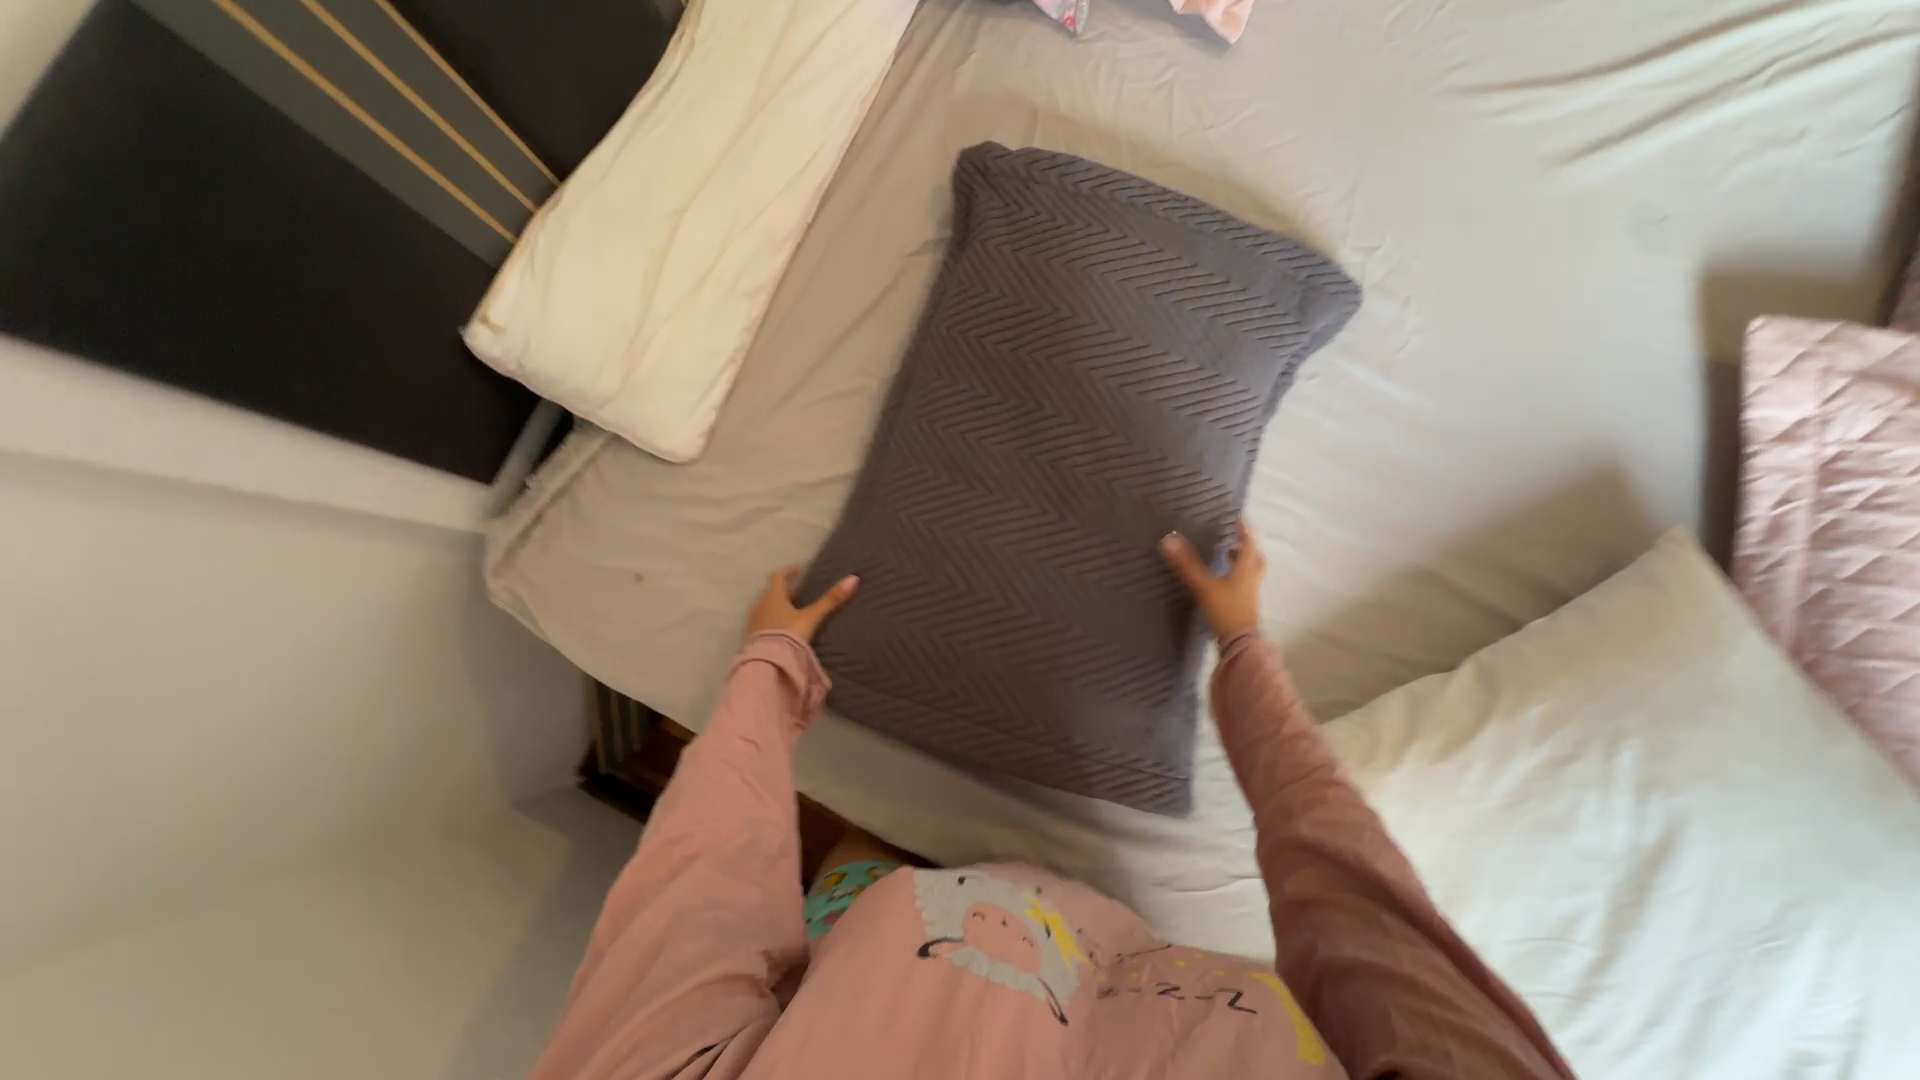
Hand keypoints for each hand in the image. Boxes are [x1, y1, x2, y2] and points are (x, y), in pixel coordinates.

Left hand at [746, 566, 858, 643]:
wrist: (768, 662)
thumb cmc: (789, 634)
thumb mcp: (811, 617)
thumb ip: (830, 600)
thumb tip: (853, 579)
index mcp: (773, 596)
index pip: (777, 577)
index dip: (787, 571)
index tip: (797, 569)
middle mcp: (761, 605)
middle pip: (772, 593)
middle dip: (785, 591)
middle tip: (799, 592)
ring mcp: (756, 622)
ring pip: (767, 608)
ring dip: (778, 606)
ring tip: (792, 610)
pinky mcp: (754, 636)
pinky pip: (764, 622)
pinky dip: (774, 620)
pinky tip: (784, 629)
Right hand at [1159, 521, 1266, 643]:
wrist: (1240, 643)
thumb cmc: (1226, 610)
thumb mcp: (1203, 585)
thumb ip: (1186, 564)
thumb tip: (1168, 540)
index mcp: (1247, 566)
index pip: (1248, 541)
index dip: (1243, 528)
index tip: (1236, 517)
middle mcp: (1252, 576)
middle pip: (1253, 555)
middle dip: (1244, 545)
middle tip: (1232, 537)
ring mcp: (1251, 592)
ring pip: (1250, 570)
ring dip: (1241, 560)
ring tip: (1226, 556)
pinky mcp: (1245, 604)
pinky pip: (1244, 582)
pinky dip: (1236, 575)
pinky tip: (1222, 580)